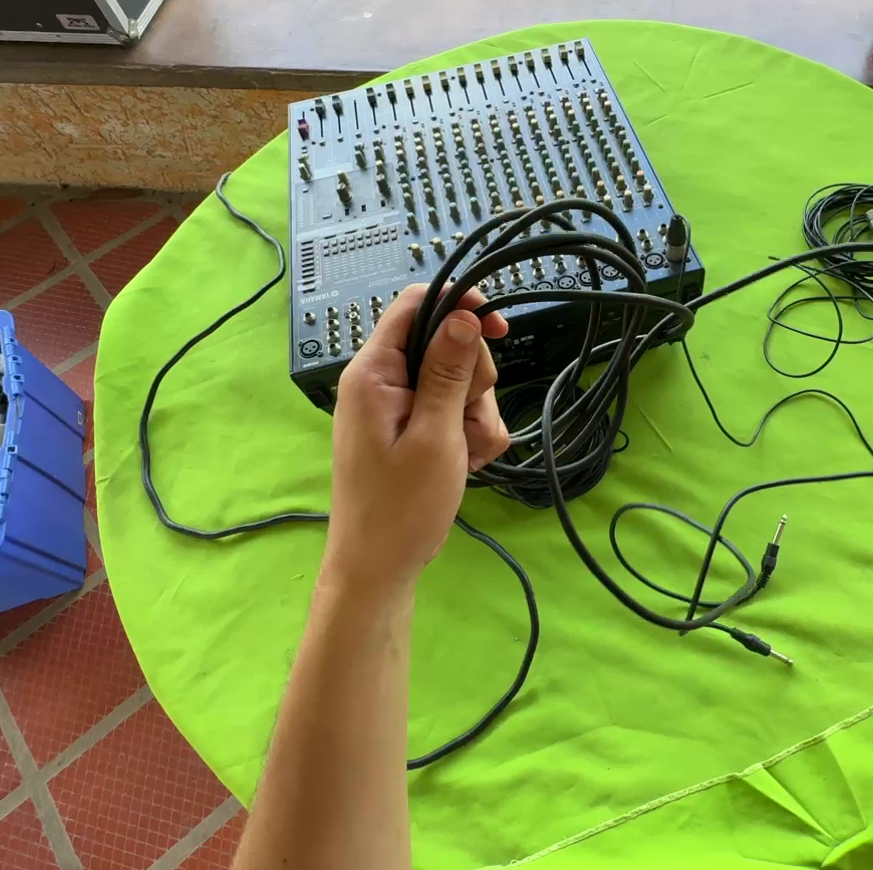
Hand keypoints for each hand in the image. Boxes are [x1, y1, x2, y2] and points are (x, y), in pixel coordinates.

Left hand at [326, 285, 511, 589]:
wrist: (381, 566)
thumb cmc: (401, 506)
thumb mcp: (434, 435)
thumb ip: (448, 372)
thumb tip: (463, 314)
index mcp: (375, 372)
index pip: (415, 305)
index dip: (457, 304)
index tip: (497, 326)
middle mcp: (385, 380)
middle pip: (448, 344)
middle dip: (473, 381)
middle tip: (465, 421)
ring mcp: (402, 405)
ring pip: (461, 381)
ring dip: (476, 414)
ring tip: (464, 455)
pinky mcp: (417, 426)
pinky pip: (458, 410)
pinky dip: (470, 433)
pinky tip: (466, 463)